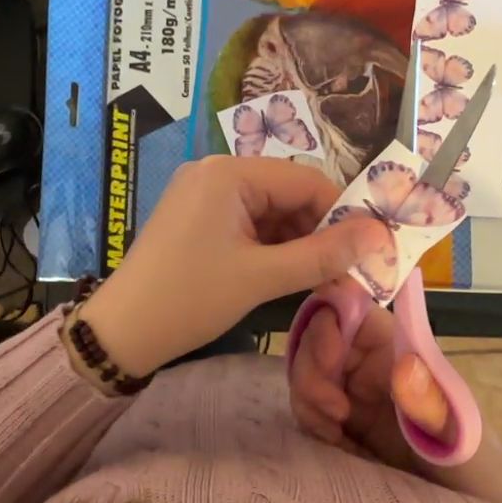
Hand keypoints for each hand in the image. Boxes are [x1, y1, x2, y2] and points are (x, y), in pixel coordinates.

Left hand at [79, 156, 382, 375]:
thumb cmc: (190, 299)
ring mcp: (203, 193)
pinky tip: (286, 273)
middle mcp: (216, 171)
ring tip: (320, 277)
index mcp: (229, 173)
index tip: (370, 250)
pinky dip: (272, 246)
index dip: (343, 214)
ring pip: (271, 210)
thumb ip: (323, 254)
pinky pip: (248, 222)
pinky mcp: (197, 217)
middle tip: (347, 271)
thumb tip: (380, 235)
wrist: (121, 331)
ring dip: (298, 241)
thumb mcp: (262, 278)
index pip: (307, 180)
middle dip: (320, 230)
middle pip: (289, 192)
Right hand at [289, 291, 501, 502]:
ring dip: (308, 398)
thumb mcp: (457, 434)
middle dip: (311, 370)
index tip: (330, 360)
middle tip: (334, 410)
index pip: (350, 306)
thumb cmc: (474, 462)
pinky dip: (310, 422)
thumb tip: (406, 364)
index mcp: (398, 347)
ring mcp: (351, 389)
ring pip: (305, 371)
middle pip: (316, 337)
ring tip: (335, 431)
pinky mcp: (339, 420)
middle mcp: (369, 360)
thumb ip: (429, 402)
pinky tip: (334, 443)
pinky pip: (306, 406)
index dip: (329, 320)